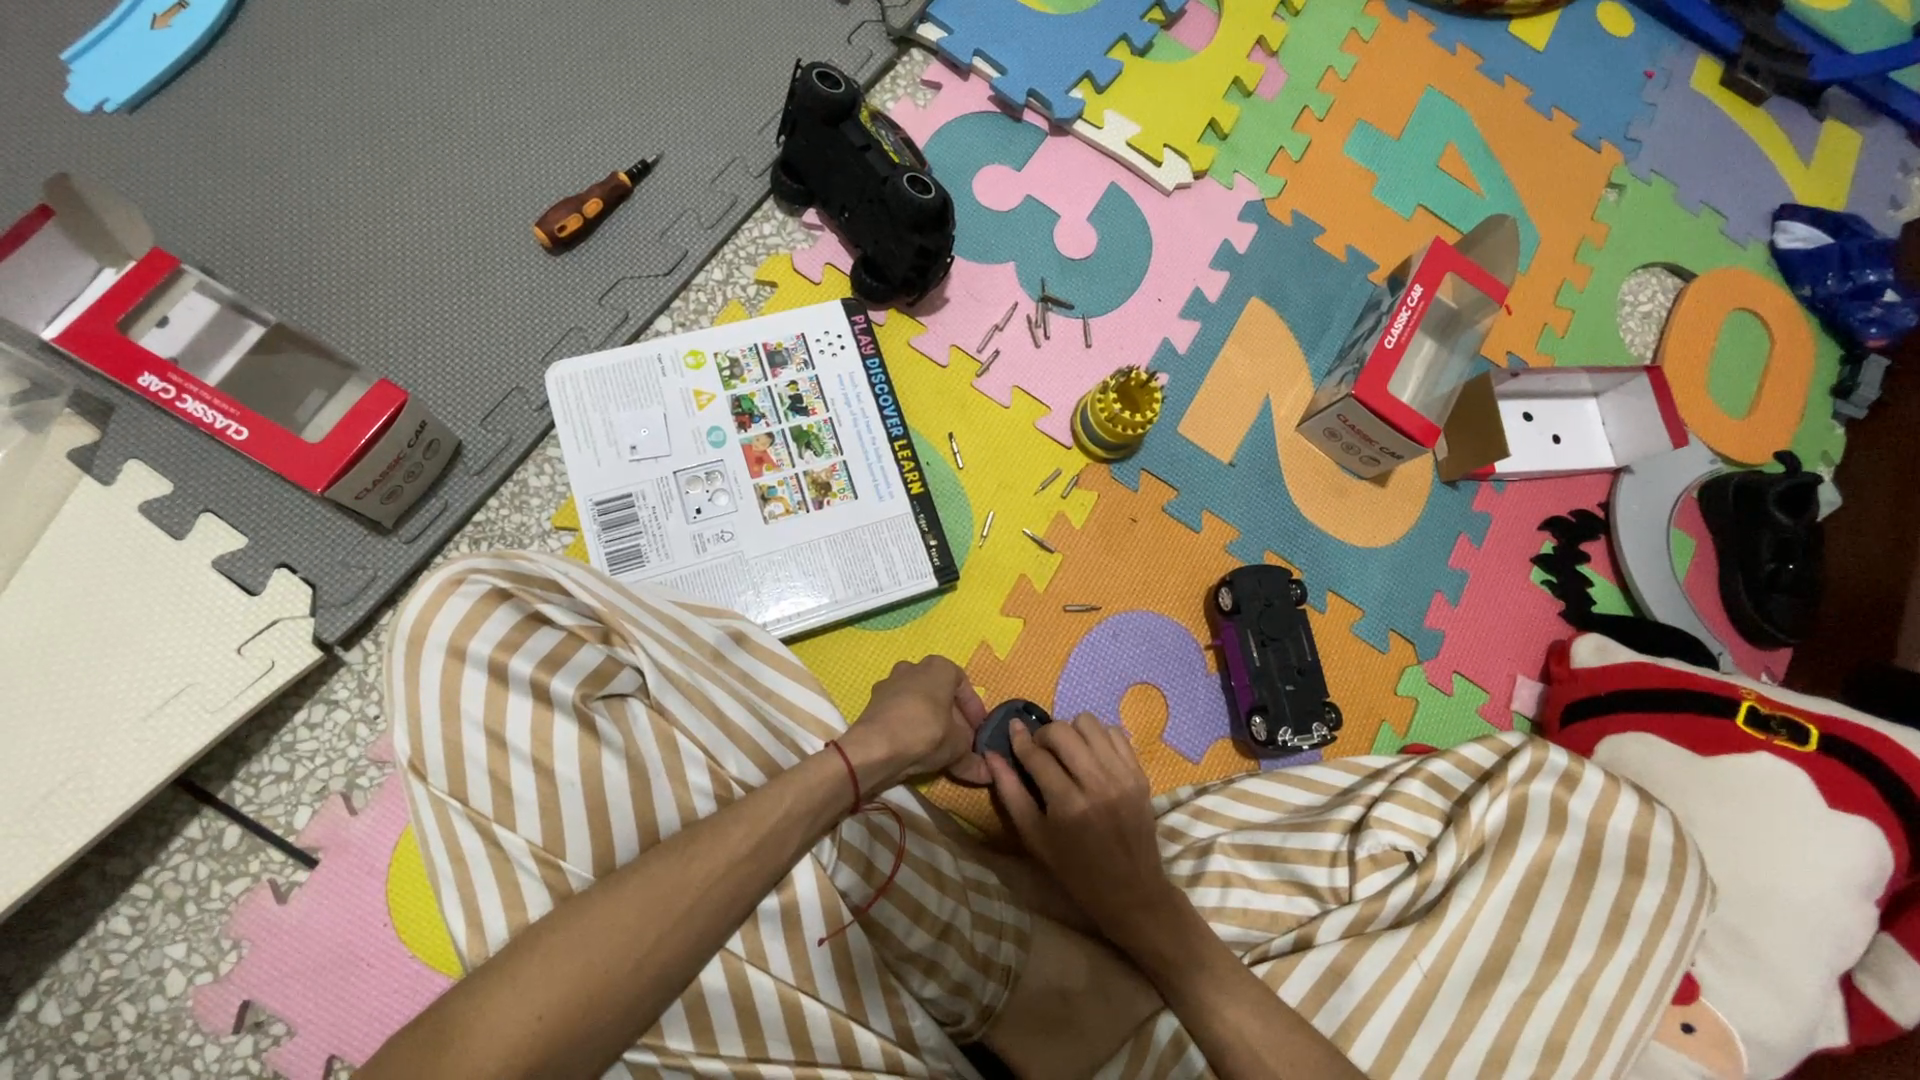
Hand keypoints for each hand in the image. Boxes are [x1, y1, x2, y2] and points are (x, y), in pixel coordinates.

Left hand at [840, 657, 989, 789]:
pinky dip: (910, 727)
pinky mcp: (872, 703)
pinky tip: (914, 748)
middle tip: (960, 741)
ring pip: (918, 702)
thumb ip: (973, 758)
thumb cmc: (925, 733)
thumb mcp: (957, 747)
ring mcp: (889, 683)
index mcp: (938, 667)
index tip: (978, 732)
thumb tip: (988, 774)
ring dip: (930, 721)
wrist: (874, 747)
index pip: (964, 686)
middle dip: (952, 717)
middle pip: (939, 692)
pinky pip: (899, 713)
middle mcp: (912, 667)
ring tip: (937, 747)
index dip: (974, 711)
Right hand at [987, 715, 1174, 936]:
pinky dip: (1098, 737)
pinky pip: (1116, 733)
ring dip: (1072, 731)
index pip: (1037, 755)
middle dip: (1044, 734)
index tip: (1013, 732)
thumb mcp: (1034, 837)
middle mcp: (1097, 784)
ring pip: (1090, 724)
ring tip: (1067, 751)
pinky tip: (1091, 756)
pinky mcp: (1140, 774)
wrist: (1131, 891)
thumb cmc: (1074, 870)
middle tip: (1040, 750)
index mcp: (1068, 804)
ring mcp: (1123, 776)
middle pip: (1063, 731)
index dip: (1020, 740)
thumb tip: (992, 755)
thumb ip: (1010, 792)